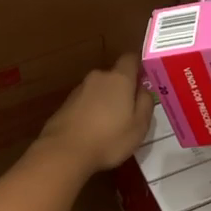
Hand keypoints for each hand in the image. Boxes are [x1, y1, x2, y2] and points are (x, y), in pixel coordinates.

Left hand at [37, 53, 154, 173]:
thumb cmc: (109, 138)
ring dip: (106, 102)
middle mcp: (98, 77)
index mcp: (119, 78)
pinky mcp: (65, 104)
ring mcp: (79, 90)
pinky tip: (92, 131)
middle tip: (130, 112)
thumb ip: (145, 102)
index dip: (139, 67)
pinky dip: (91, 111)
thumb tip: (143, 89)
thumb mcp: (139, 125)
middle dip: (122, 90)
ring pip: (99, 90)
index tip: (145, 82)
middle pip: (114, 76)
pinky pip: (85, 102)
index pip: (131, 58)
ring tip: (110, 126)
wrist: (64, 151)